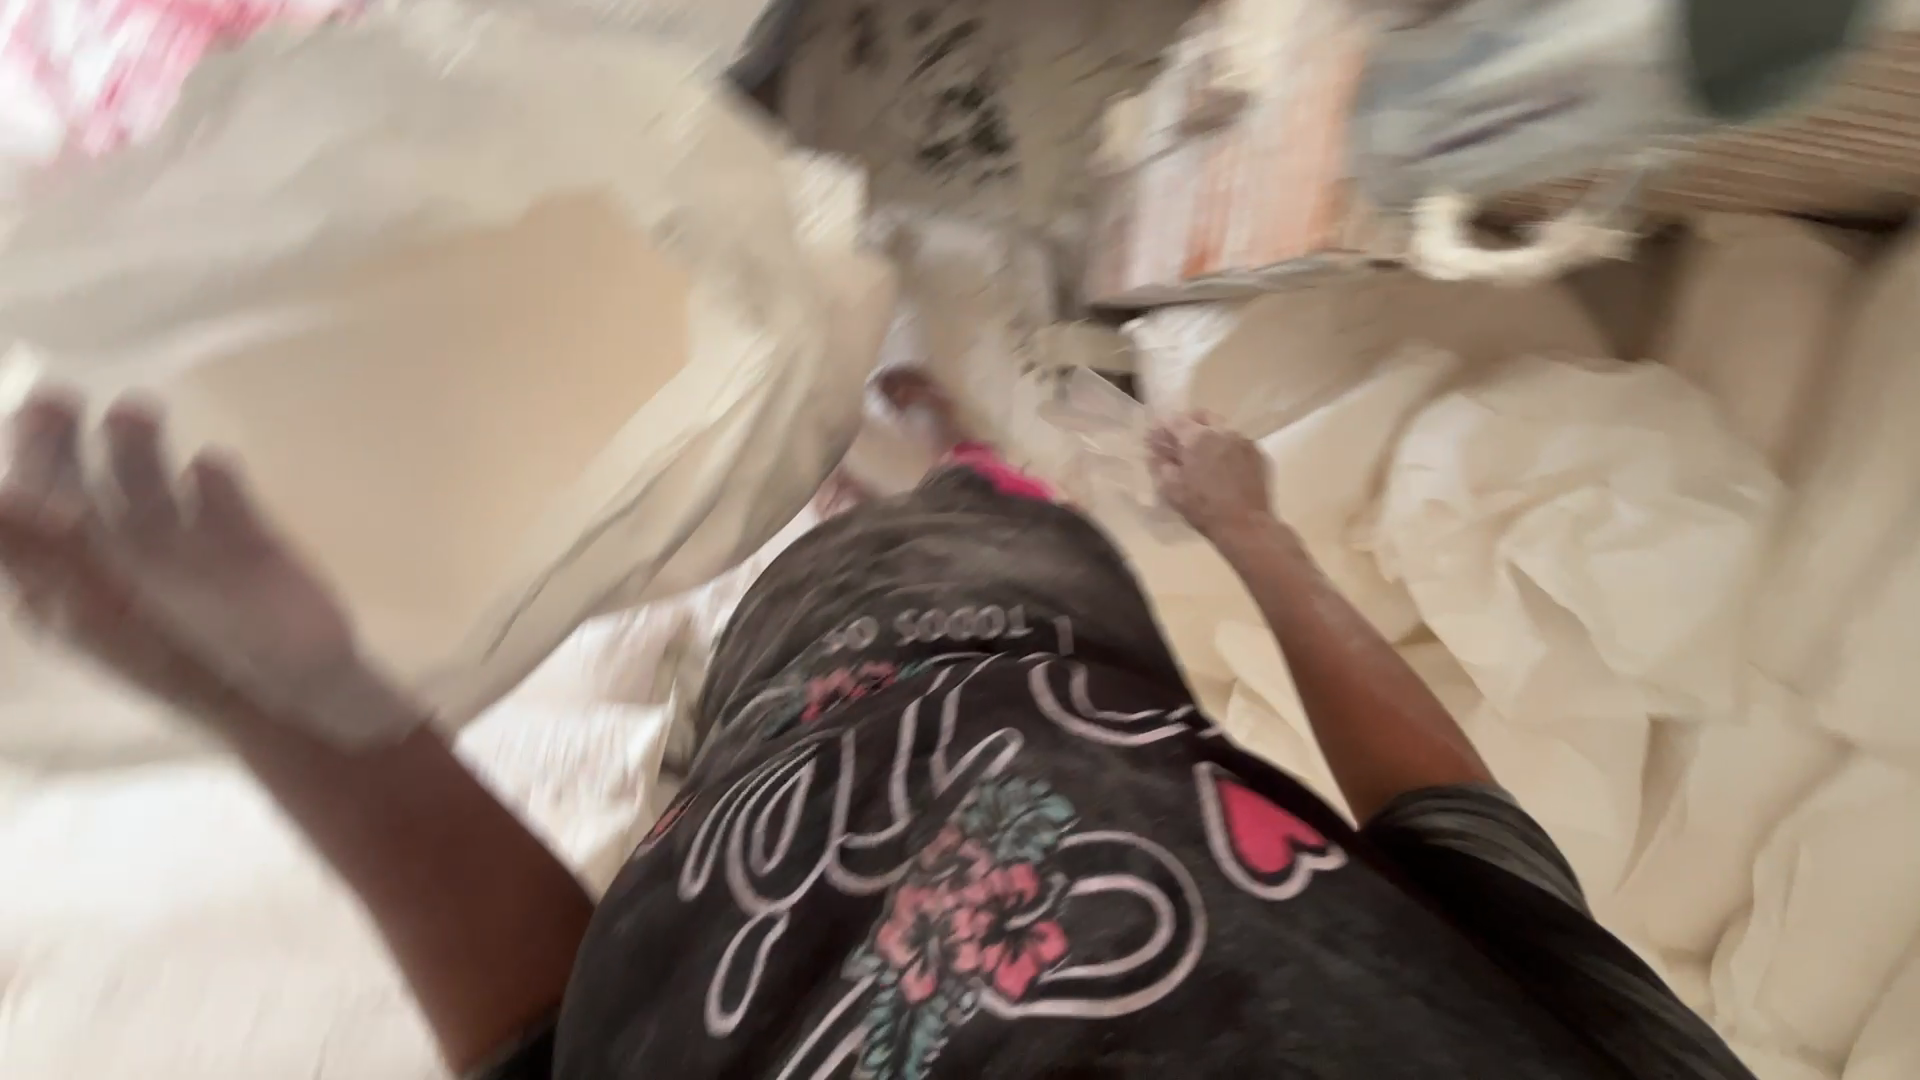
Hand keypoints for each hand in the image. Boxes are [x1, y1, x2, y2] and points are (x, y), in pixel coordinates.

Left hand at [0, 388, 416, 746]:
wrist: (299, 685)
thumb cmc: (196, 663)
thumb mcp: (105, 614)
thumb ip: (49, 556)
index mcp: (68, 581)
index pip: (19, 511)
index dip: (14, 463)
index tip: (19, 417)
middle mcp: (119, 557)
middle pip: (76, 487)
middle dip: (61, 442)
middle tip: (63, 395)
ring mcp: (186, 549)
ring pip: (146, 483)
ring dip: (137, 446)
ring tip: (138, 410)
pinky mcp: (248, 542)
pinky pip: (220, 495)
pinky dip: (212, 475)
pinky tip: (210, 463)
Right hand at [1147, 412, 1274, 541]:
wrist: (1245, 525)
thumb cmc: (1202, 507)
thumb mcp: (1171, 488)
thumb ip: (1160, 464)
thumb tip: (1155, 452)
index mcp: (1198, 437)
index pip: (1174, 420)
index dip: (1160, 427)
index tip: (1153, 438)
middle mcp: (1223, 431)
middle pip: (1201, 416)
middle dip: (1186, 424)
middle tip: (1177, 441)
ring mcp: (1244, 441)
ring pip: (1221, 428)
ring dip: (1207, 435)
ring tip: (1200, 456)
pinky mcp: (1258, 454)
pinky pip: (1236, 443)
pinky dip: (1224, 448)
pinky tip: (1220, 467)